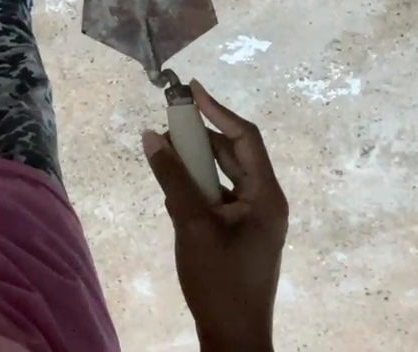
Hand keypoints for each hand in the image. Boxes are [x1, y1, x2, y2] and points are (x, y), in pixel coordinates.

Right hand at [144, 81, 287, 351]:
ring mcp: (251, 217)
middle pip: (232, 152)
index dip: (218, 110)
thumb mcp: (192, 223)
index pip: (245, 138)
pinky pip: (214, 192)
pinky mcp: (237, 230)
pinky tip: (170, 189)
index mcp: (266, 196)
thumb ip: (172, 176)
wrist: (233, 336)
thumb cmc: (219, 279)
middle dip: (199, 135)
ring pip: (220, 172)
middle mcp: (264, 201)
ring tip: (163, 153)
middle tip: (167, 120)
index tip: (190, 89)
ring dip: (192, 161)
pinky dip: (193, 184)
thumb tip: (151, 135)